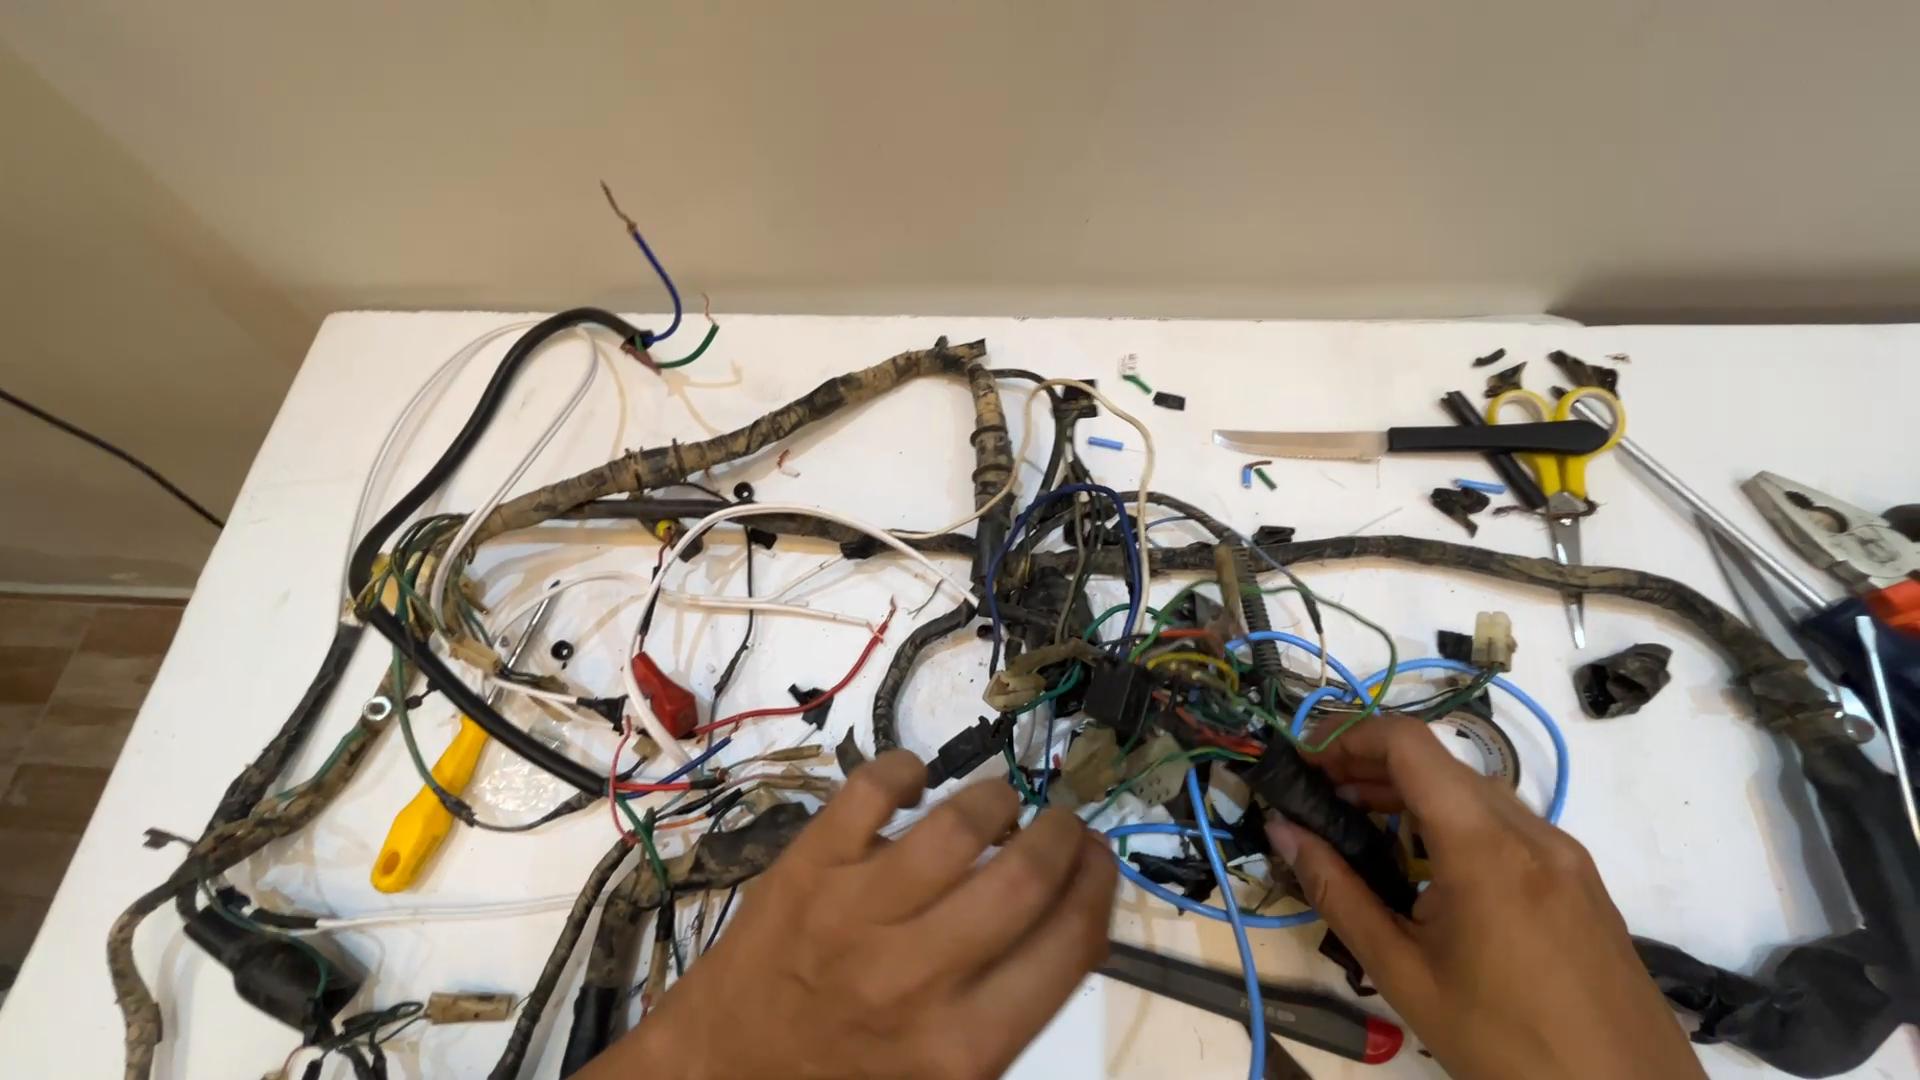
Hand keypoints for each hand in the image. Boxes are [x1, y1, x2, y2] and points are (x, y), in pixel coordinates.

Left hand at [586, 750, 1116, 1079]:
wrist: (727, 1070)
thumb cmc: (852, 1071)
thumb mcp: (948, 1071)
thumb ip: (1013, 999)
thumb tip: (1068, 899)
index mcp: (965, 1045)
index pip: (1070, 944)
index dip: (1099, 884)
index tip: (1096, 856)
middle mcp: (916, 977)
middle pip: (1025, 877)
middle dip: (1060, 835)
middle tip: (1057, 823)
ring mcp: (856, 911)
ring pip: (958, 823)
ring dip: (994, 798)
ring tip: (995, 804)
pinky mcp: (809, 865)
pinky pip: (872, 789)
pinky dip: (905, 769)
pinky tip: (915, 781)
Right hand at [1266, 716, 1704, 1079]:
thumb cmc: (1506, 1046)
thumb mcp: (1402, 972)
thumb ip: (1335, 889)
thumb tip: (1281, 829)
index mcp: (1485, 848)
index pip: (1408, 744)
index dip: (1347, 736)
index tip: (1307, 765)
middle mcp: (1531, 832)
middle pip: (1435, 760)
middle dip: (1367, 766)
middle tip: (1320, 801)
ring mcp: (1564, 854)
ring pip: (1469, 787)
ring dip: (1406, 790)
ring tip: (1360, 828)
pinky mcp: (1578, 878)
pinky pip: (1501, 820)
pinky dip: (1447, 817)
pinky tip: (1423, 865)